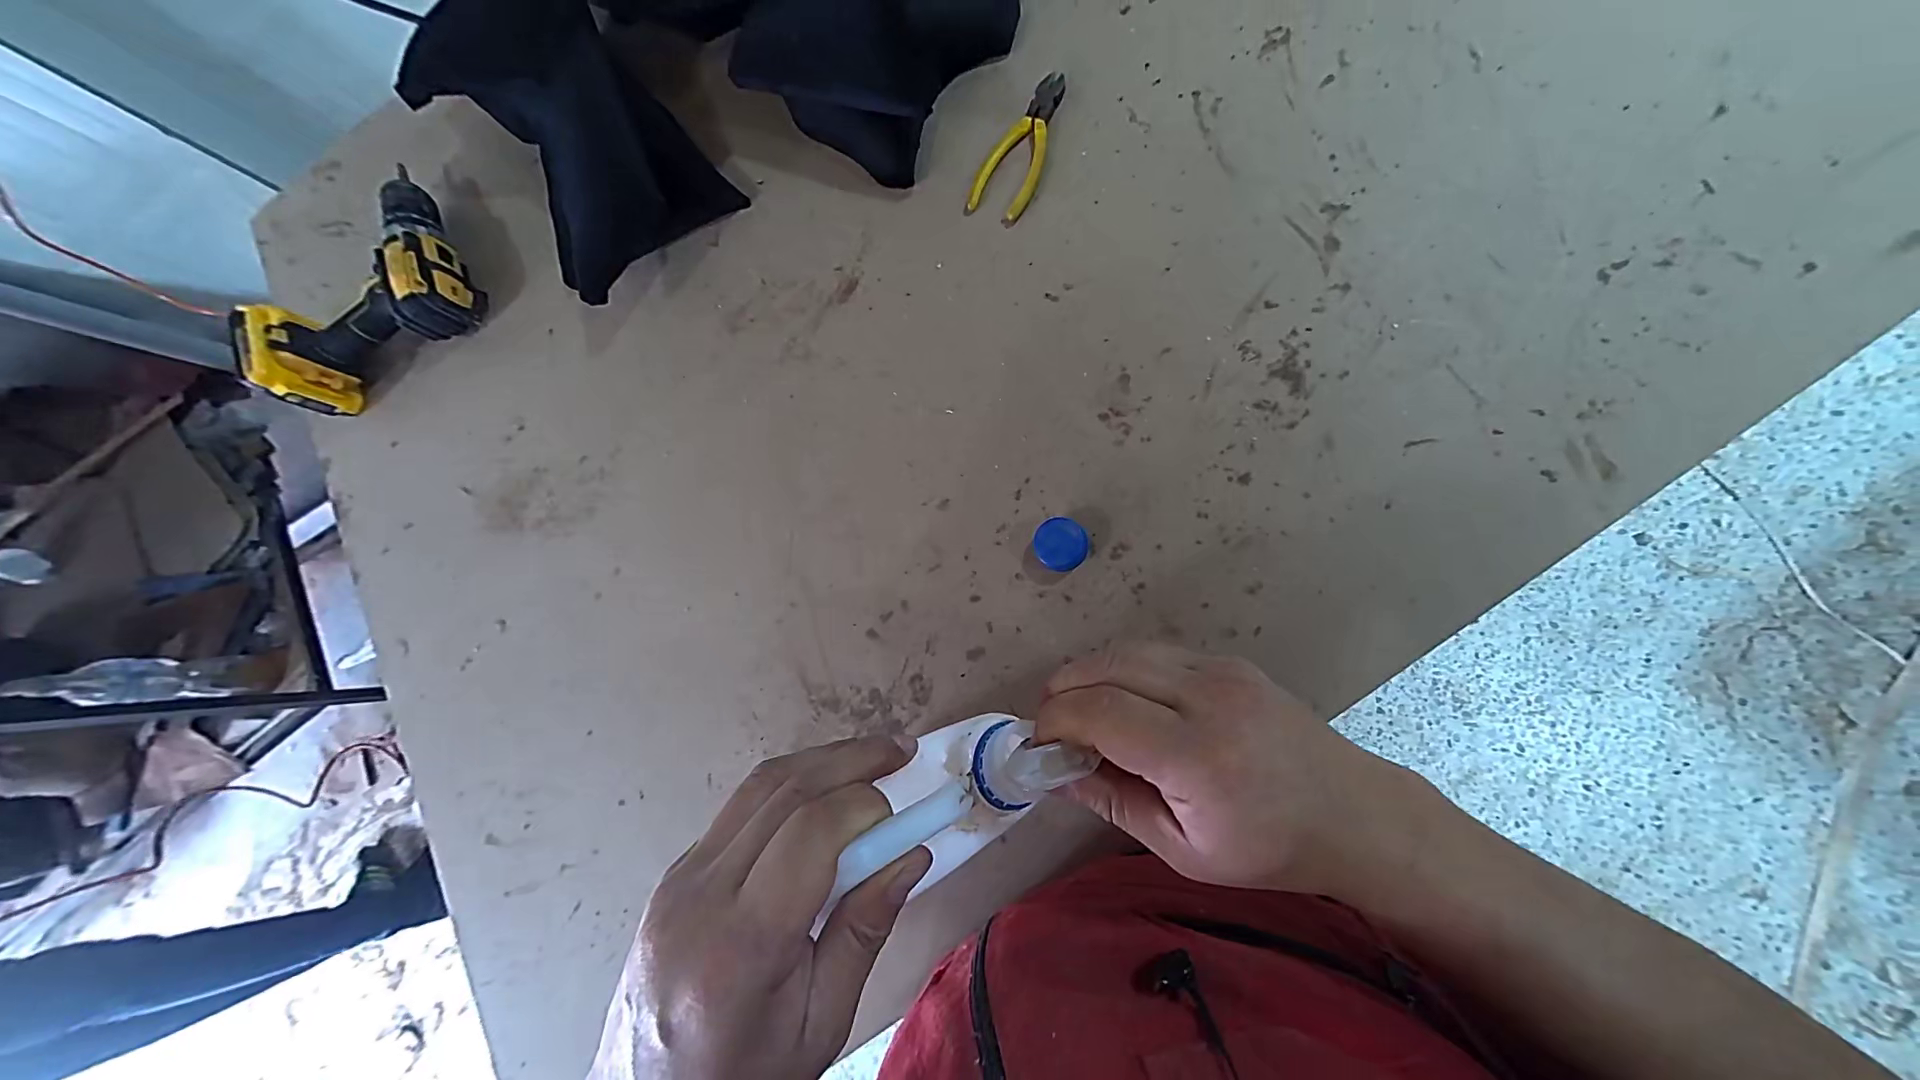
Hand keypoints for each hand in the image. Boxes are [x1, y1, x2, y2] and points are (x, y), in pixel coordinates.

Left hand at [590, 735, 932, 1079]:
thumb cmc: (742, 1072)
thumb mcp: (821, 1023)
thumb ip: (864, 932)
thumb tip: (911, 856)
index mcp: (742, 942)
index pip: (809, 832)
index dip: (865, 805)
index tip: (904, 813)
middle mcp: (702, 893)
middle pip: (784, 790)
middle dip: (851, 760)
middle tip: (899, 751)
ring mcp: (682, 875)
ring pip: (760, 785)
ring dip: (821, 760)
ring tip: (869, 758)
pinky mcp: (678, 869)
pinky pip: (741, 807)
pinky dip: (791, 786)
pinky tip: (823, 795)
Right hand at [1036, 642, 1440, 898]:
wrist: (1353, 813)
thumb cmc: (1268, 849)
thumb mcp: (1183, 849)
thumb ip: (1114, 803)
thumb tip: (1056, 774)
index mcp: (1196, 756)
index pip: (1100, 712)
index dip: (1056, 721)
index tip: (1039, 745)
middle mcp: (1207, 698)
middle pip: (1106, 667)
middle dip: (1062, 690)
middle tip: (1050, 726)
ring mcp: (1221, 671)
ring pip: (1127, 651)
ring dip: (1088, 675)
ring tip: (1078, 711)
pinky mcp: (1228, 662)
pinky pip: (1155, 653)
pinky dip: (1122, 670)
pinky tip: (1123, 701)